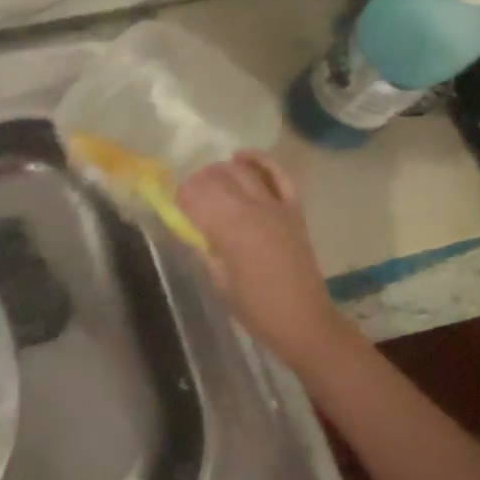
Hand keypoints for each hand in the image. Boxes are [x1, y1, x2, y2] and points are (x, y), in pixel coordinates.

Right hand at [176, 150, 348, 369]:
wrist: (304, 321)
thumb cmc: (255, 308)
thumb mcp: (218, 280)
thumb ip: (202, 246)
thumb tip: (187, 226)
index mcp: (230, 228)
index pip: (196, 194)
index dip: (181, 197)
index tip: (176, 208)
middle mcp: (252, 208)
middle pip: (216, 178)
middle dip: (197, 183)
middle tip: (190, 200)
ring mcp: (276, 205)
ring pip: (241, 171)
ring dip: (220, 171)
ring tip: (210, 184)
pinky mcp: (293, 209)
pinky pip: (277, 174)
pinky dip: (259, 161)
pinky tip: (241, 157)